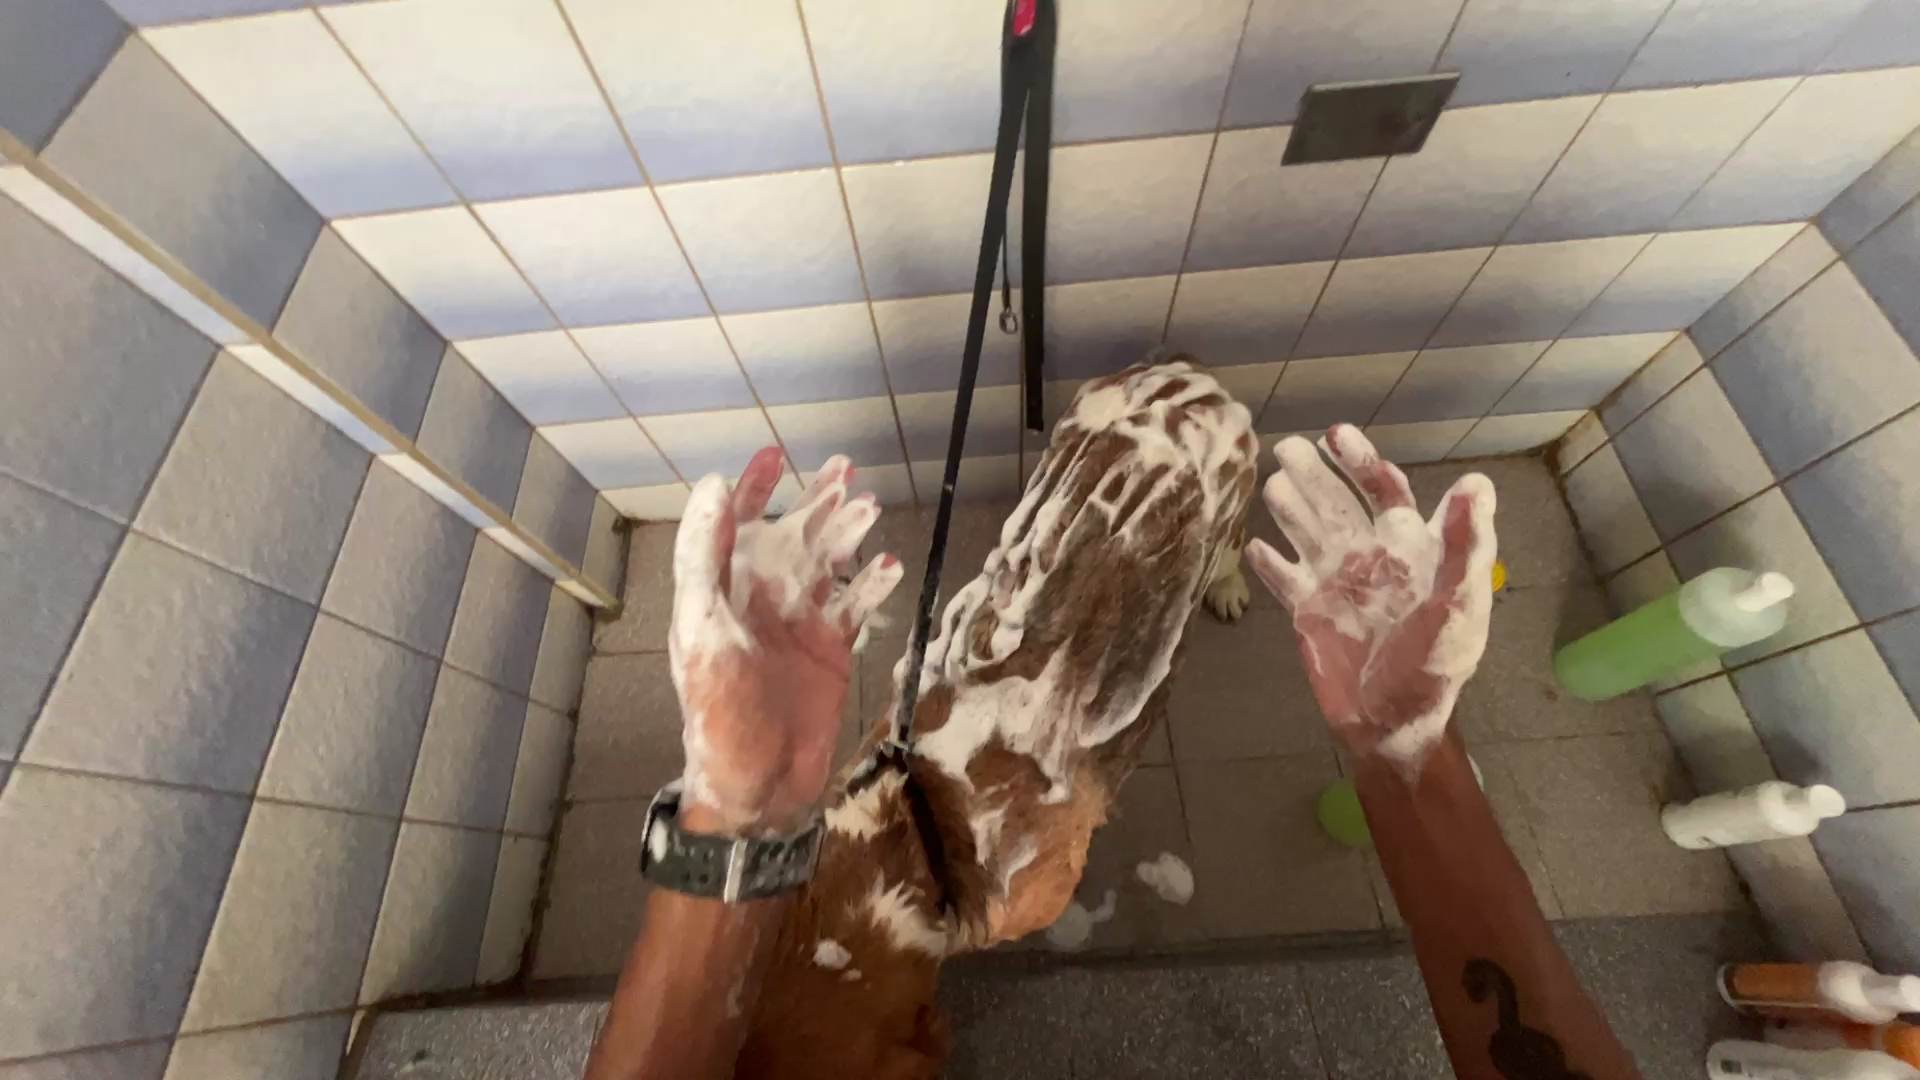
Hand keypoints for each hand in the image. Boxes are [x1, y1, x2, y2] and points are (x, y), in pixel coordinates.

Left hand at [668, 447, 902, 832]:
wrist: (761, 784)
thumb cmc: (721, 714)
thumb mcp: (703, 633)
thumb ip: (704, 560)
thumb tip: (714, 486)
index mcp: (723, 592)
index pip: (735, 526)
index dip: (753, 488)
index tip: (776, 453)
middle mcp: (761, 599)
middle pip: (792, 536)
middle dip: (816, 501)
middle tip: (846, 467)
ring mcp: (799, 623)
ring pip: (827, 564)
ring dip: (847, 535)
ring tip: (870, 507)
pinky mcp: (831, 648)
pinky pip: (855, 606)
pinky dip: (872, 585)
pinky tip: (890, 567)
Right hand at [1244, 425, 1495, 774]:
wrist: (1389, 722)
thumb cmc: (1432, 666)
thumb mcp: (1457, 605)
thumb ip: (1462, 545)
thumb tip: (1475, 481)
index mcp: (1408, 549)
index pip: (1384, 491)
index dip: (1361, 462)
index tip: (1334, 435)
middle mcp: (1368, 557)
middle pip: (1335, 505)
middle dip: (1312, 475)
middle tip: (1282, 447)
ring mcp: (1333, 583)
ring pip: (1304, 533)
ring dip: (1288, 507)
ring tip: (1269, 484)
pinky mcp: (1305, 610)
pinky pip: (1281, 578)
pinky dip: (1266, 562)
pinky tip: (1251, 545)